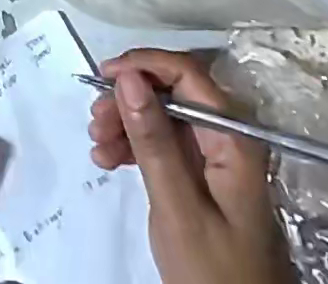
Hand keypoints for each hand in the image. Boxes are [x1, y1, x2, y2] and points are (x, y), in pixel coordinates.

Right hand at [89, 49, 291, 283]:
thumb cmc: (214, 275)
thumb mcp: (177, 208)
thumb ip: (153, 141)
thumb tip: (127, 76)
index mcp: (233, 137)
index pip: (187, 74)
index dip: (144, 65)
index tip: (103, 75)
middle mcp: (227, 137)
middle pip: (173, 92)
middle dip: (130, 99)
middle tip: (94, 119)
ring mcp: (215, 158)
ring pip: (164, 117)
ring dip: (126, 123)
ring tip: (97, 145)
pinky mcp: (202, 178)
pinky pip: (164, 144)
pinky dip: (134, 146)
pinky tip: (108, 159)